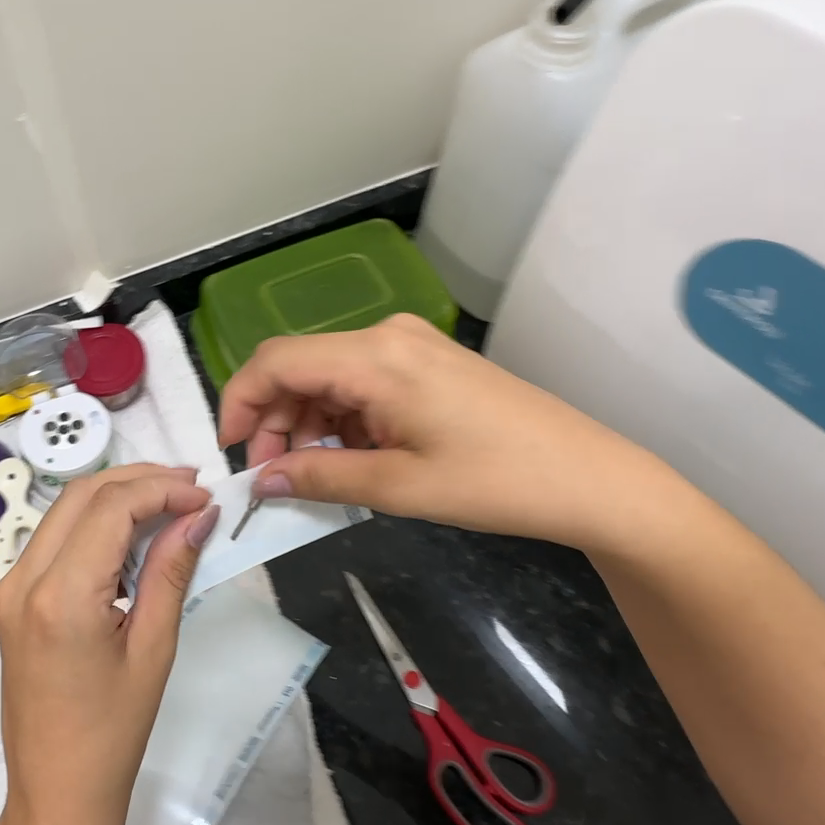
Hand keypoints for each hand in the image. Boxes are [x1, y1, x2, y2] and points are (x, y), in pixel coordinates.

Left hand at [0, 464, 220, 824]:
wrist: (56, 793)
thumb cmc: (113, 733)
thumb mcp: (153, 648)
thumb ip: (171, 570)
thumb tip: (198, 515)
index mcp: (59, 595)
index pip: (111, 507)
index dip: (162, 489)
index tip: (205, 496)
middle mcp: (23, 579)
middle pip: (81, 495)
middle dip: (138, 479)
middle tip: (191, 485)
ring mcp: (10, 587)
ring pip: (64, 511)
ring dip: (116, 496)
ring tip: (170, 500)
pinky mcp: (12, 599)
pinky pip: (54, 539)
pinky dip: (94, 523)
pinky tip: (133, 533)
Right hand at [217, 313, 677, 554]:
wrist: (591, 477)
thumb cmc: (495, 481)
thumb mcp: (397, 487)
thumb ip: (319, 477)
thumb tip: (260, 482)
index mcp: (374, 357)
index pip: (275, 361)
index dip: (240, 404)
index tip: (234, 455)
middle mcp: (384, 337)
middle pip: (298, 367)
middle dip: (274, 421)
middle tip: (275, 479)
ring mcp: (407, 347)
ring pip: (326, 377)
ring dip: (307, 423)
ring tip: (315, 476)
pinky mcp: (424, 364)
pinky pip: (359, 384)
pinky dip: (340, 420)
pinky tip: (352, 459)